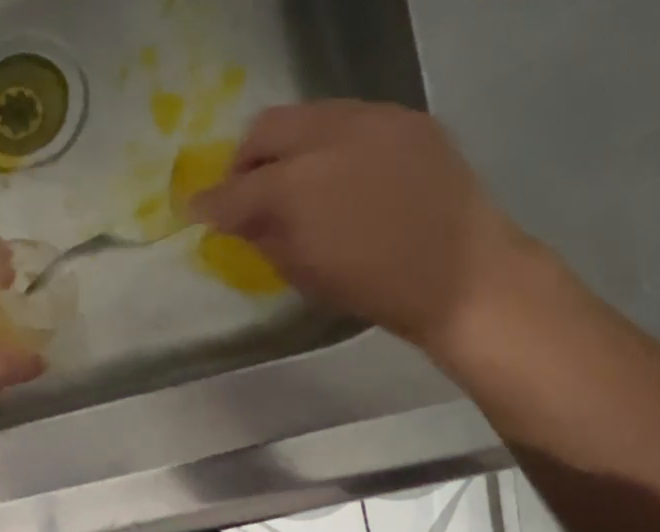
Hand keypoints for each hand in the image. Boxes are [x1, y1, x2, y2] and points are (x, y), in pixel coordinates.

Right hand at [184, 101, 545, 350]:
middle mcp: (332, 138)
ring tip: (293, 182)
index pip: (235, 187)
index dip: (210, 203)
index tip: (198, 215)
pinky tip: (338, 175)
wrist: (461, 278)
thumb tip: (235, 218)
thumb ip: (260, 235)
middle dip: (246, 162)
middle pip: (267, 130)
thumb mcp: (298, 271)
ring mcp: (376, 122)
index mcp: (296, 187)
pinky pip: (351, 120)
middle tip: (244, 194)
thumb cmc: (370, 287)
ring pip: (309, 117)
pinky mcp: (409, 121)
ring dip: (289, 148)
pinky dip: (330, 144)